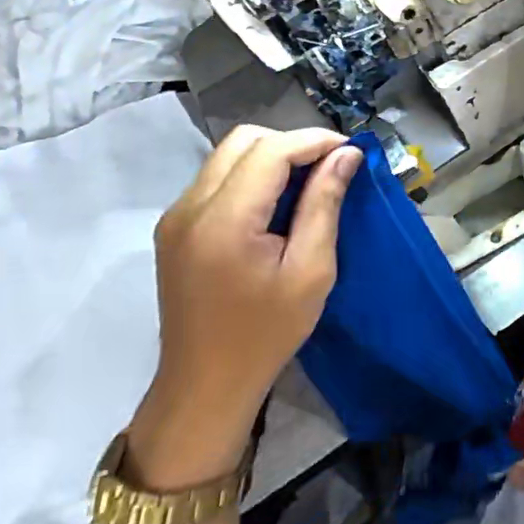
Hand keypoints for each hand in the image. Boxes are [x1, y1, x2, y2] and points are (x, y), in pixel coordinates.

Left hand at [130, 126, 362, 486]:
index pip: (269, 150)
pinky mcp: (174, 226)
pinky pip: (216, 179)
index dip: (313, 140)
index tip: (350, 151)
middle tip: (328, 167)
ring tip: (306, 184)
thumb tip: (345, 156)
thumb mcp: (310, 271)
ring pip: (227, 155)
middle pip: (243, 140)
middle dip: (291, 143)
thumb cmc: (266, 333)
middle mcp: (190, 206)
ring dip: (270, 157)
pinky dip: (250, 176)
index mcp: (223, 220)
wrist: (205, 383)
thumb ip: (324, 205)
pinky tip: (274, 205)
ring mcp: (176, 215)